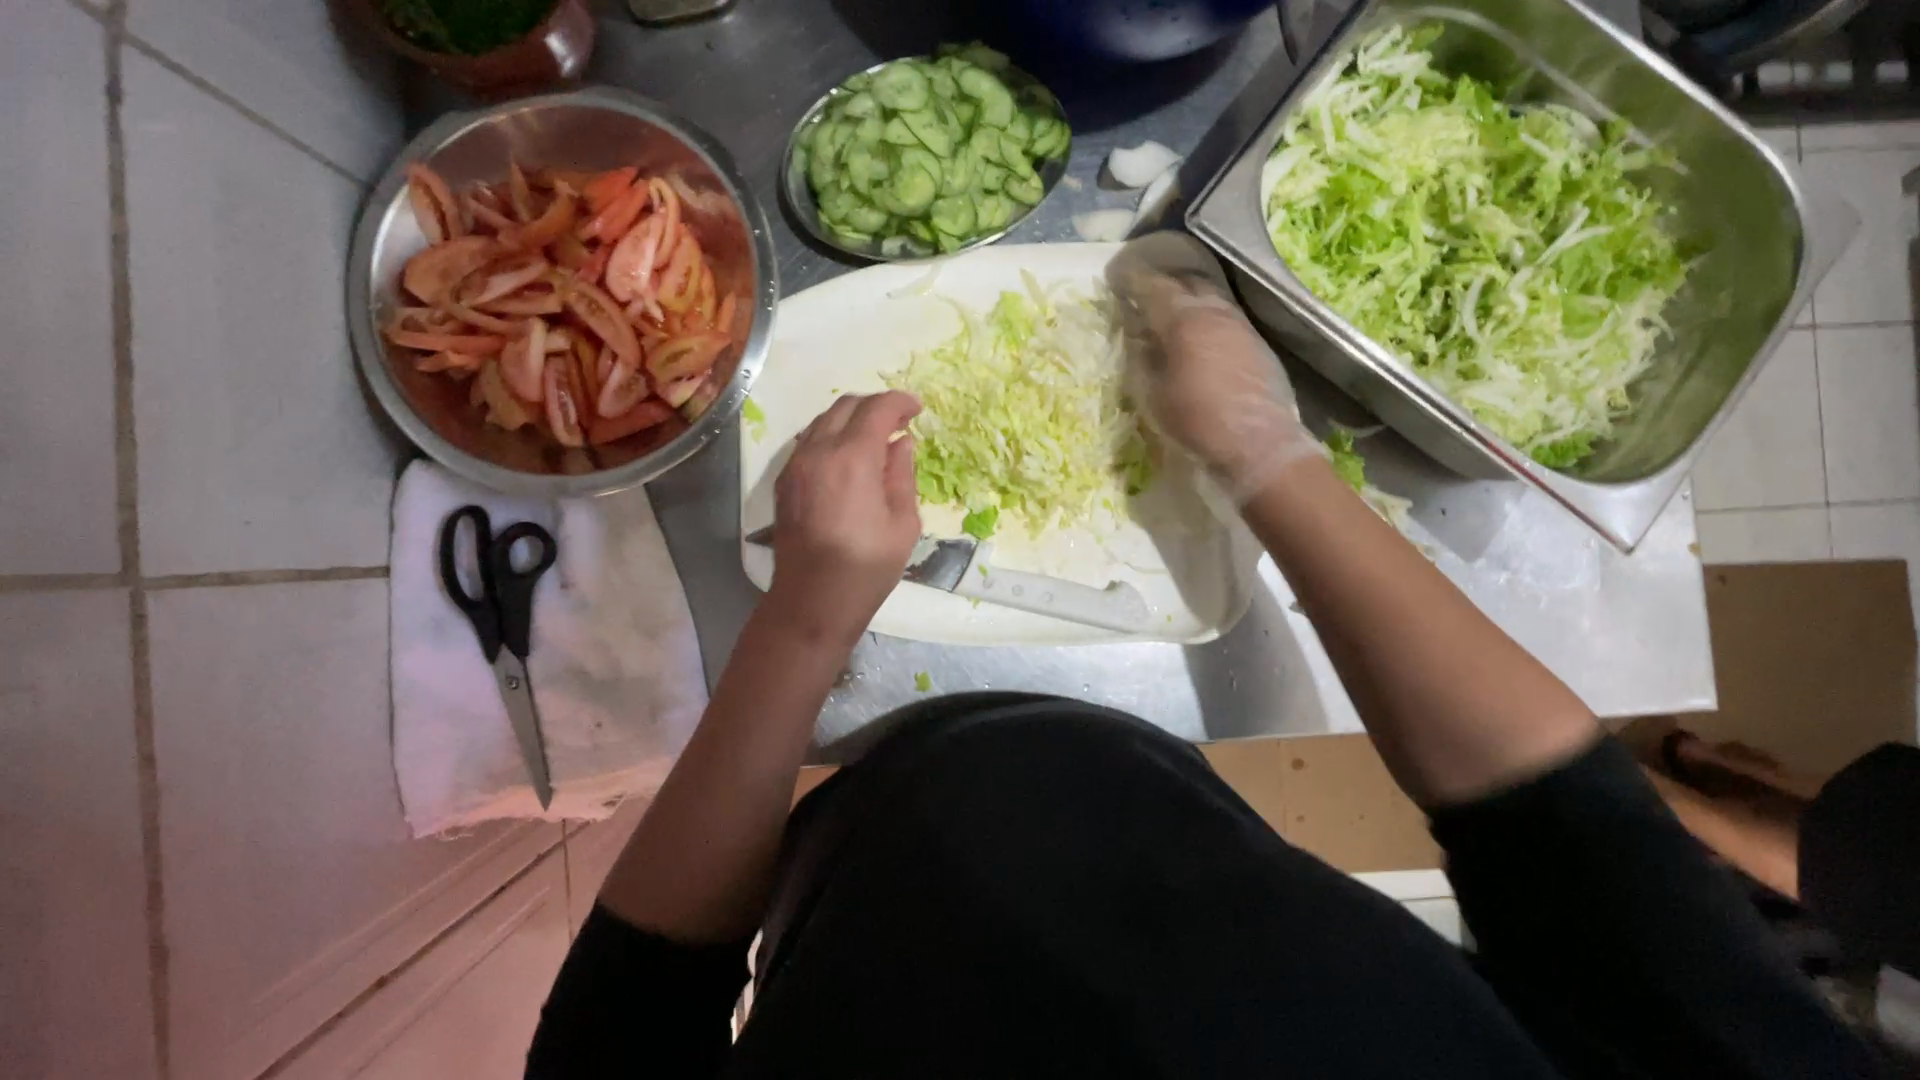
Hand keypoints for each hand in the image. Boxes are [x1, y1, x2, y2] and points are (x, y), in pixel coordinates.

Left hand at [767, 391, 922, 644]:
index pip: (877, 409)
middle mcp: (818, 452)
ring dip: (850, 420)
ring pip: (822, 422)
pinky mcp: (784, 482)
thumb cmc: (867, 567)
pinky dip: (831, 437)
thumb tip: (901, 444)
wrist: (813, 600)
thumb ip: (902, 474)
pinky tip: (848, 459)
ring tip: (874, 438)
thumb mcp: (903, 523)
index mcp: (852, 458)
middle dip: (874, 406)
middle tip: (898, 421)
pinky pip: (808, 443)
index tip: (917, 410)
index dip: (900, 402)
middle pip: (845, 406)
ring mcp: (795, 466)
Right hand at [1108, 232, 1322, 500]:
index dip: (1133, 280)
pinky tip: (1201, 335)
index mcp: (1184, 320)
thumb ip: (1142, 360)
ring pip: (1211, 298)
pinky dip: (1208, 317)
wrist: (1258, 442)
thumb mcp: (1153, 395)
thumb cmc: (1196, 420)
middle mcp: (1215, 312)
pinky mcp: (1257, 344)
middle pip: (1188, 282)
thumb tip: (1137, 339)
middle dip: (1165, 282)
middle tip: (1145, 291)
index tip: (1117, 278)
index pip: (1154, 287)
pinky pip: (1227, 318)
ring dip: (1190, 298)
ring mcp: (1241, 326)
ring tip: (1173, 311)